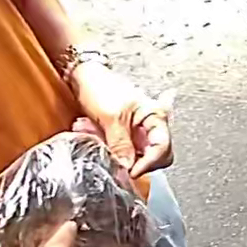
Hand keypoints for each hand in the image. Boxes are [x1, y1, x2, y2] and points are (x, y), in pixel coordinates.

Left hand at [70, 63, 173, 177]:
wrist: (83, 75)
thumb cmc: (101, 85)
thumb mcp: (111, 117)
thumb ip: (121, 144)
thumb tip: (127, 167)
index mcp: (156, 116)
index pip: (163, 148)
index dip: (148, 163)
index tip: (131, 172)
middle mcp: (153, 126)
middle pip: (157, 157)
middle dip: (137, 161)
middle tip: (121, 163)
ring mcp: (141, 132)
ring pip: (140, 157)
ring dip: (120, 153)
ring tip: (99, 137)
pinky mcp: (128, 137)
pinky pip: (125, 152)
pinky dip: (112, 149)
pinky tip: (96, 135)